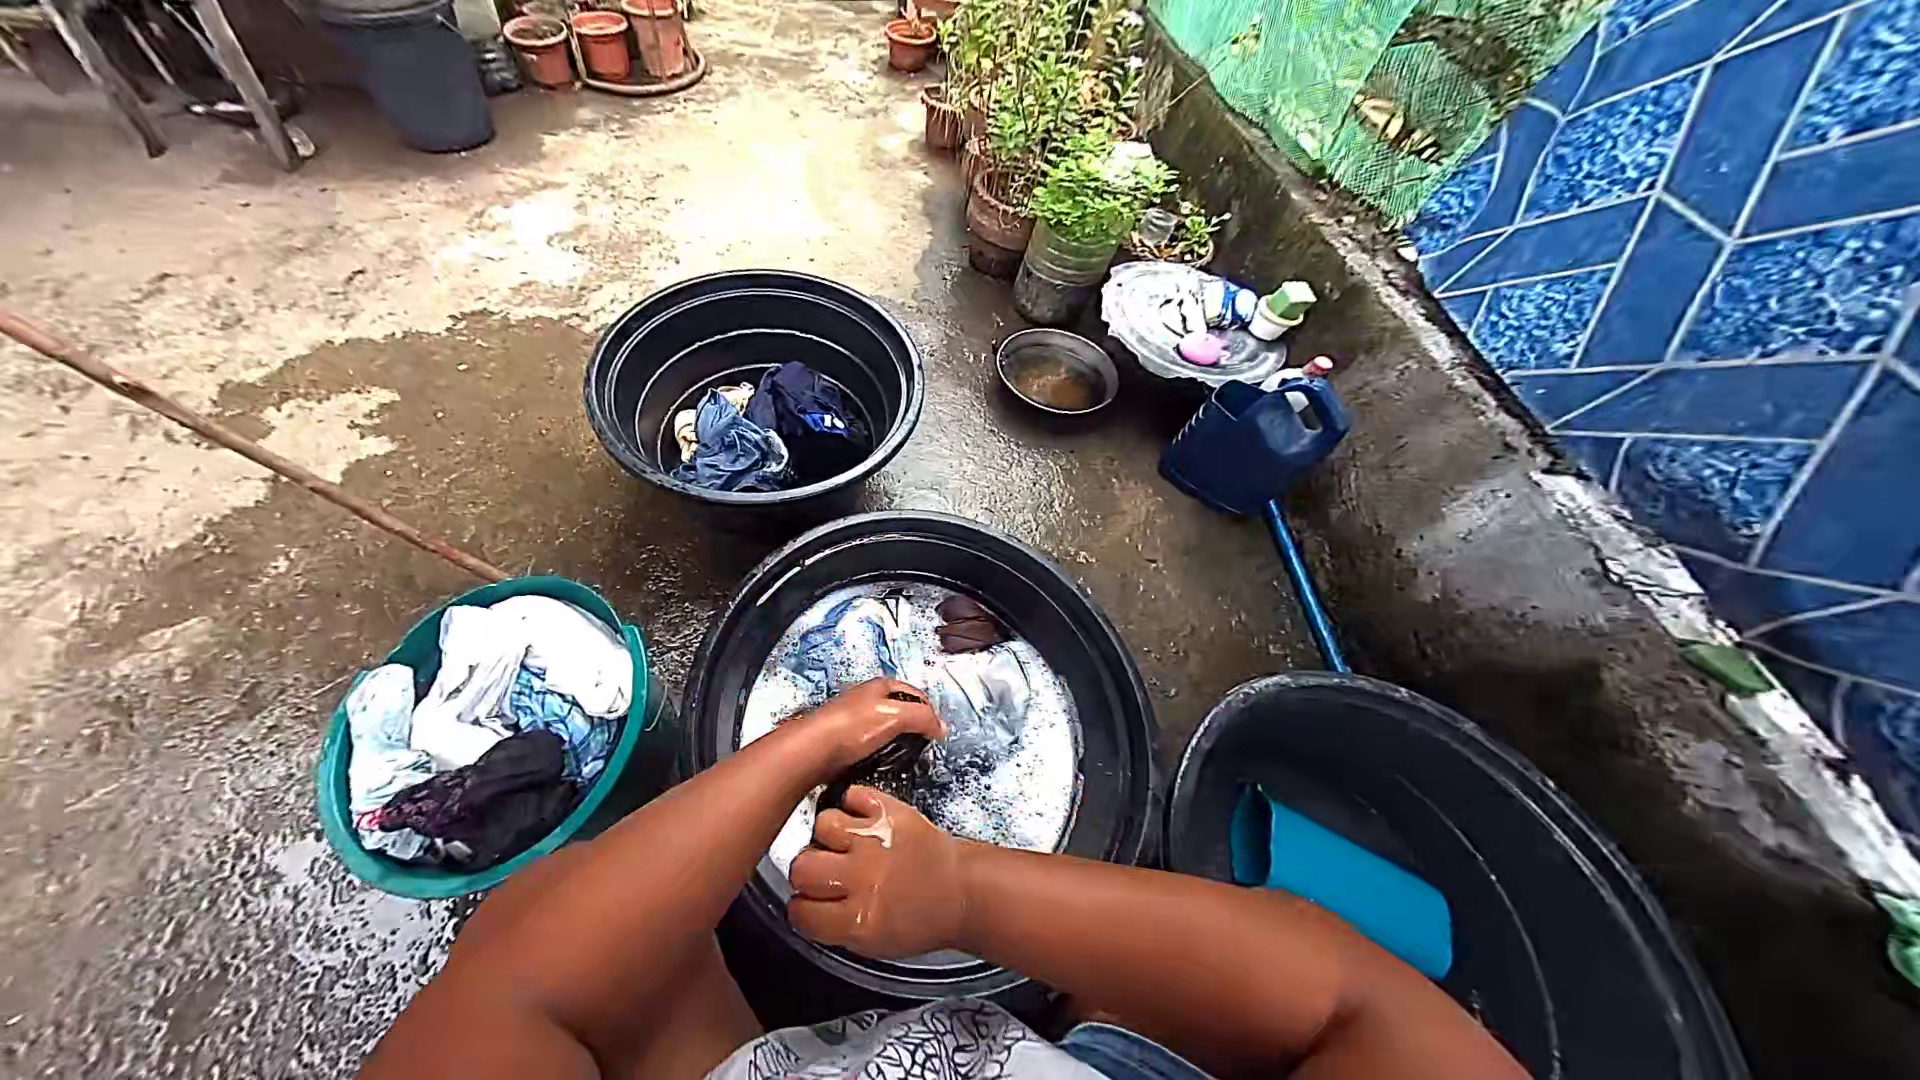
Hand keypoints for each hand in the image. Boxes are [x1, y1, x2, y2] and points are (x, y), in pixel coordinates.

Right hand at [787, 786, 970, 958]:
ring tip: (846, 841)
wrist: (963, 890)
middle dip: (808, 869)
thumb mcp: (874, 943)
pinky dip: (854, 803)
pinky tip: (862, 819)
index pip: (800, 911)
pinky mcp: (891, 810)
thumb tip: (805, 904)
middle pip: (803, 866)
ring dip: (830, 834)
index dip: (802, 906)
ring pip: (823, 824)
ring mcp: (876, 839)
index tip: (809, 900)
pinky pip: (853, 794)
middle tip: (825, 870)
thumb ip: (835, 926)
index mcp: (858, 921)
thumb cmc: (921, 919)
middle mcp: (863, 878)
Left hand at [795, 678, 945, 773]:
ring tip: (904, 757)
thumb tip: (940, 727)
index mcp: (882, 686)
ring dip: (898, 743)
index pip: (917, 695)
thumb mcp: (896, 716)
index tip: (936, 731)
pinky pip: (874, 746)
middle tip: (923, 745)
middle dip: (914, 727)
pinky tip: (884, 763)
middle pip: (902, 711)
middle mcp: (869, 700)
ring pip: (887, 730)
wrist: (814, 751)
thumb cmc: (850, 727)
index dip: (929, 711)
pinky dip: (882, 753)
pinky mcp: (848, 742)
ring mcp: (858, 721)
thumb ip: (923, 718)